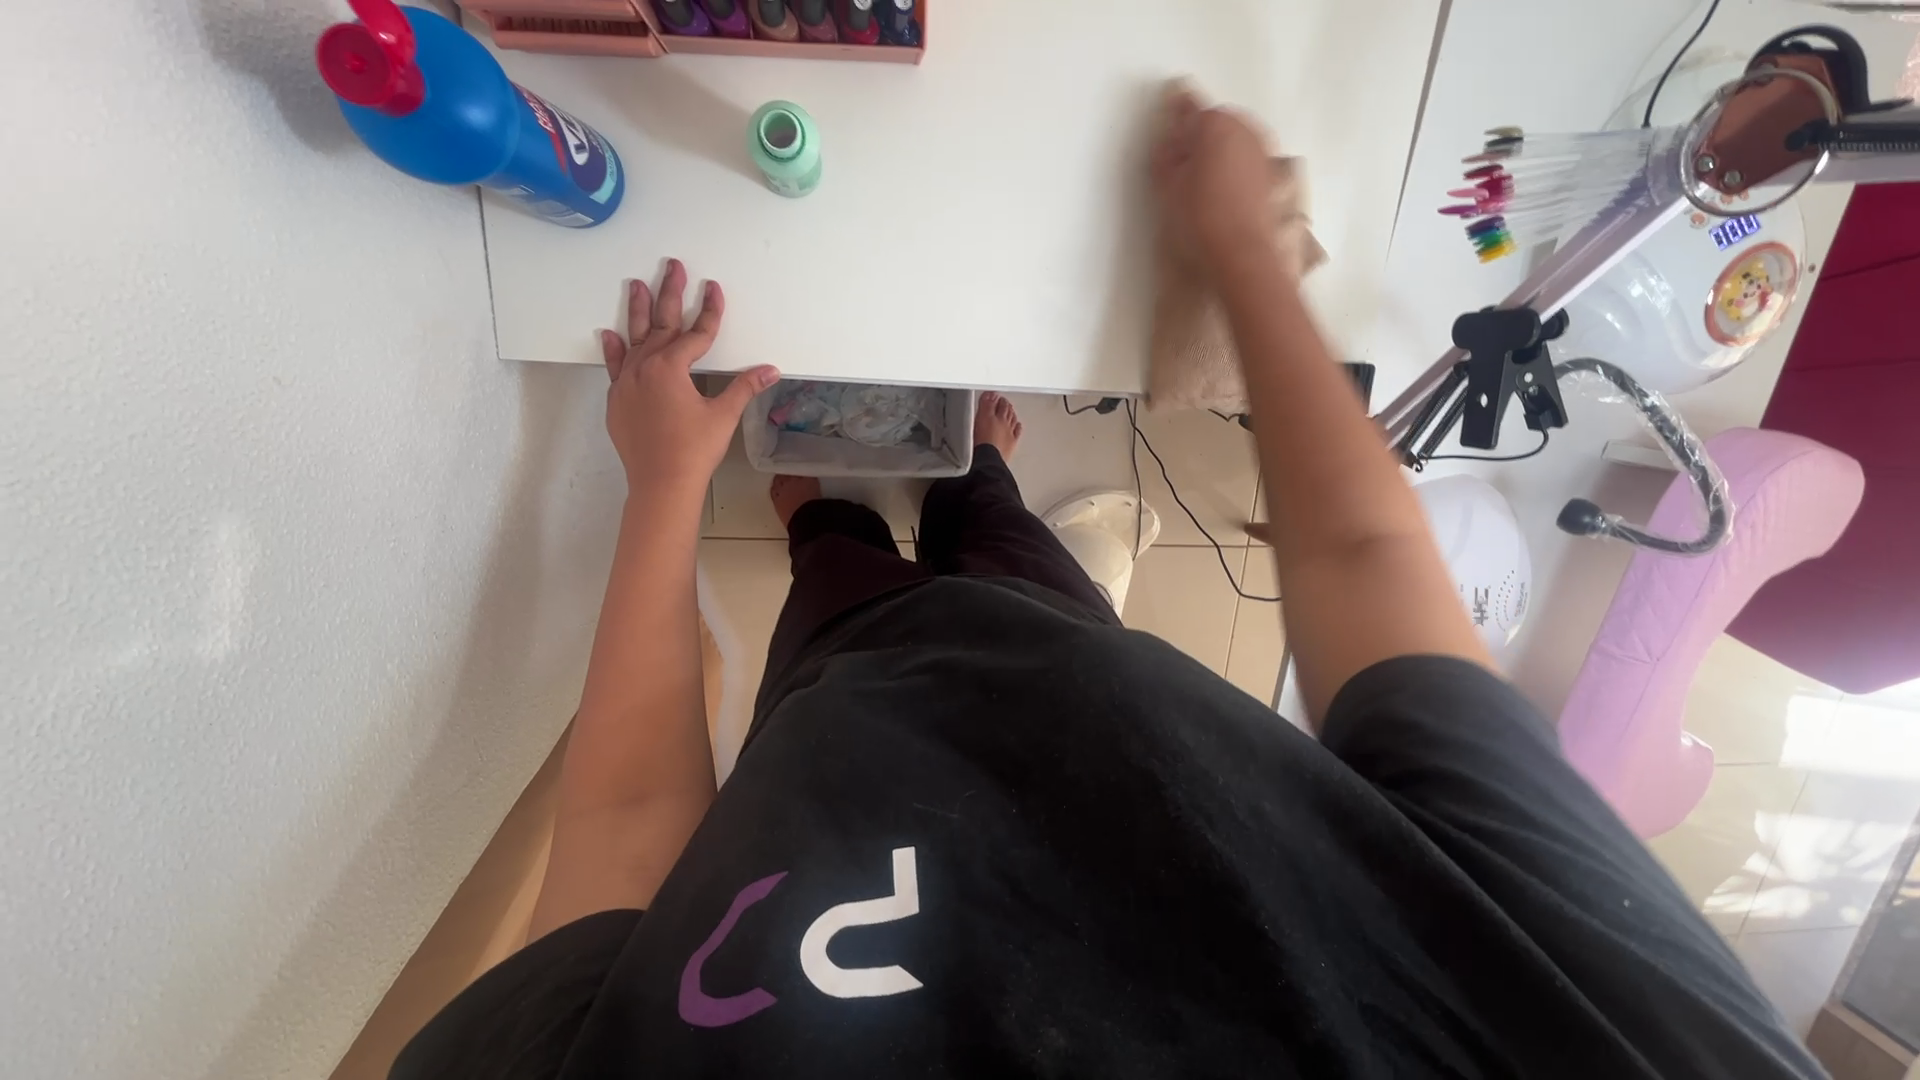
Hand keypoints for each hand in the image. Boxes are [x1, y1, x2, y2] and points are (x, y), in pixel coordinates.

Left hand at [598, 259, 778, 504]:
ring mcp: (627, 383)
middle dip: (669, 293)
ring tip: (635, 284)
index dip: (709, 310)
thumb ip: (744, 388)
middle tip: (672, 266)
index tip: (714, 287)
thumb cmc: (694, 450)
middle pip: (660, 324)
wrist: (660, 482)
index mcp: (671, 367)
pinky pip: (614, 366)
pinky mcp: (617, 400)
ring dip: (636, 310)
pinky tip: (609, 334)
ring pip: (633, 338)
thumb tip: (770, 369)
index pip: (696, 333)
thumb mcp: (723, 416)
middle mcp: (645, 367)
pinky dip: (613, 349)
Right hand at [1150, 88, 1280, 279]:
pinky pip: (1245, 162)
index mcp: (1215, 124)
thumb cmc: (1200, 219)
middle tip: (1179, 170)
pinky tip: (1220, 197)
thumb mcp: (1168, 188)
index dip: (1173, 124)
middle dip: (1197, 140)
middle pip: (1214, 124)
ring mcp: (1262, 150)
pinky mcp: (1272, 175)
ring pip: (1232, 143)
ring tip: (1199, 188)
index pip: (1187, 109)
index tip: (1164, 142)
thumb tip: (1168, 141)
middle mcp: (1244, 128)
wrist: (1243, 254)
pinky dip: (1232, 171)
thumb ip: (1165, 156)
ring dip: (1216, 156)